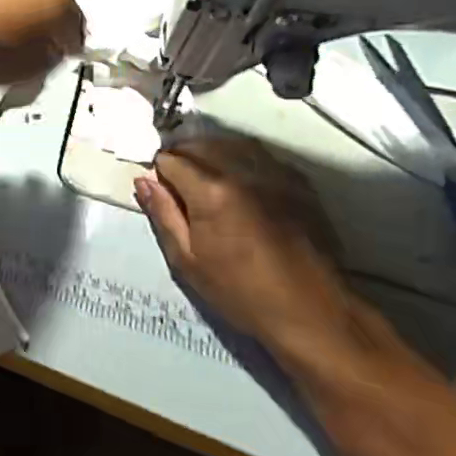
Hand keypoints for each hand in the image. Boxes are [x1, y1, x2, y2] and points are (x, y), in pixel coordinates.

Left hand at [0, 0, 83, 86]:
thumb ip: (55, 55)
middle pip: (53, 10)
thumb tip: (56, 48)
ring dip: (27, 23)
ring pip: (28, 5)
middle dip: (50, 31)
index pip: (78, 26)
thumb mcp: (36, 66)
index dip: (71, 47)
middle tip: (41, 55)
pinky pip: (5, 5)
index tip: (62, 62)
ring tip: (14, 48)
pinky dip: (5, 19)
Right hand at [136, 137, 359, 359]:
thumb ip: (164, 214)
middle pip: (200, 145)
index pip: (171, 159)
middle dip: (182, 158)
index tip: (158, 188)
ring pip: (230, 144)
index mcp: (212, 192)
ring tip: (206, 183)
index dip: (158, 170)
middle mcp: (243, 171)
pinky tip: (239, 186)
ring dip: (211, 154)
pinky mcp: (298, 182)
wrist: (312, 311)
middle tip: (177, 187)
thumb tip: (144, 181)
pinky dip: (240, 161)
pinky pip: (259, 156)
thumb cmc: (242, 292)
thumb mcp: (188, 260)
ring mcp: (275, 173)